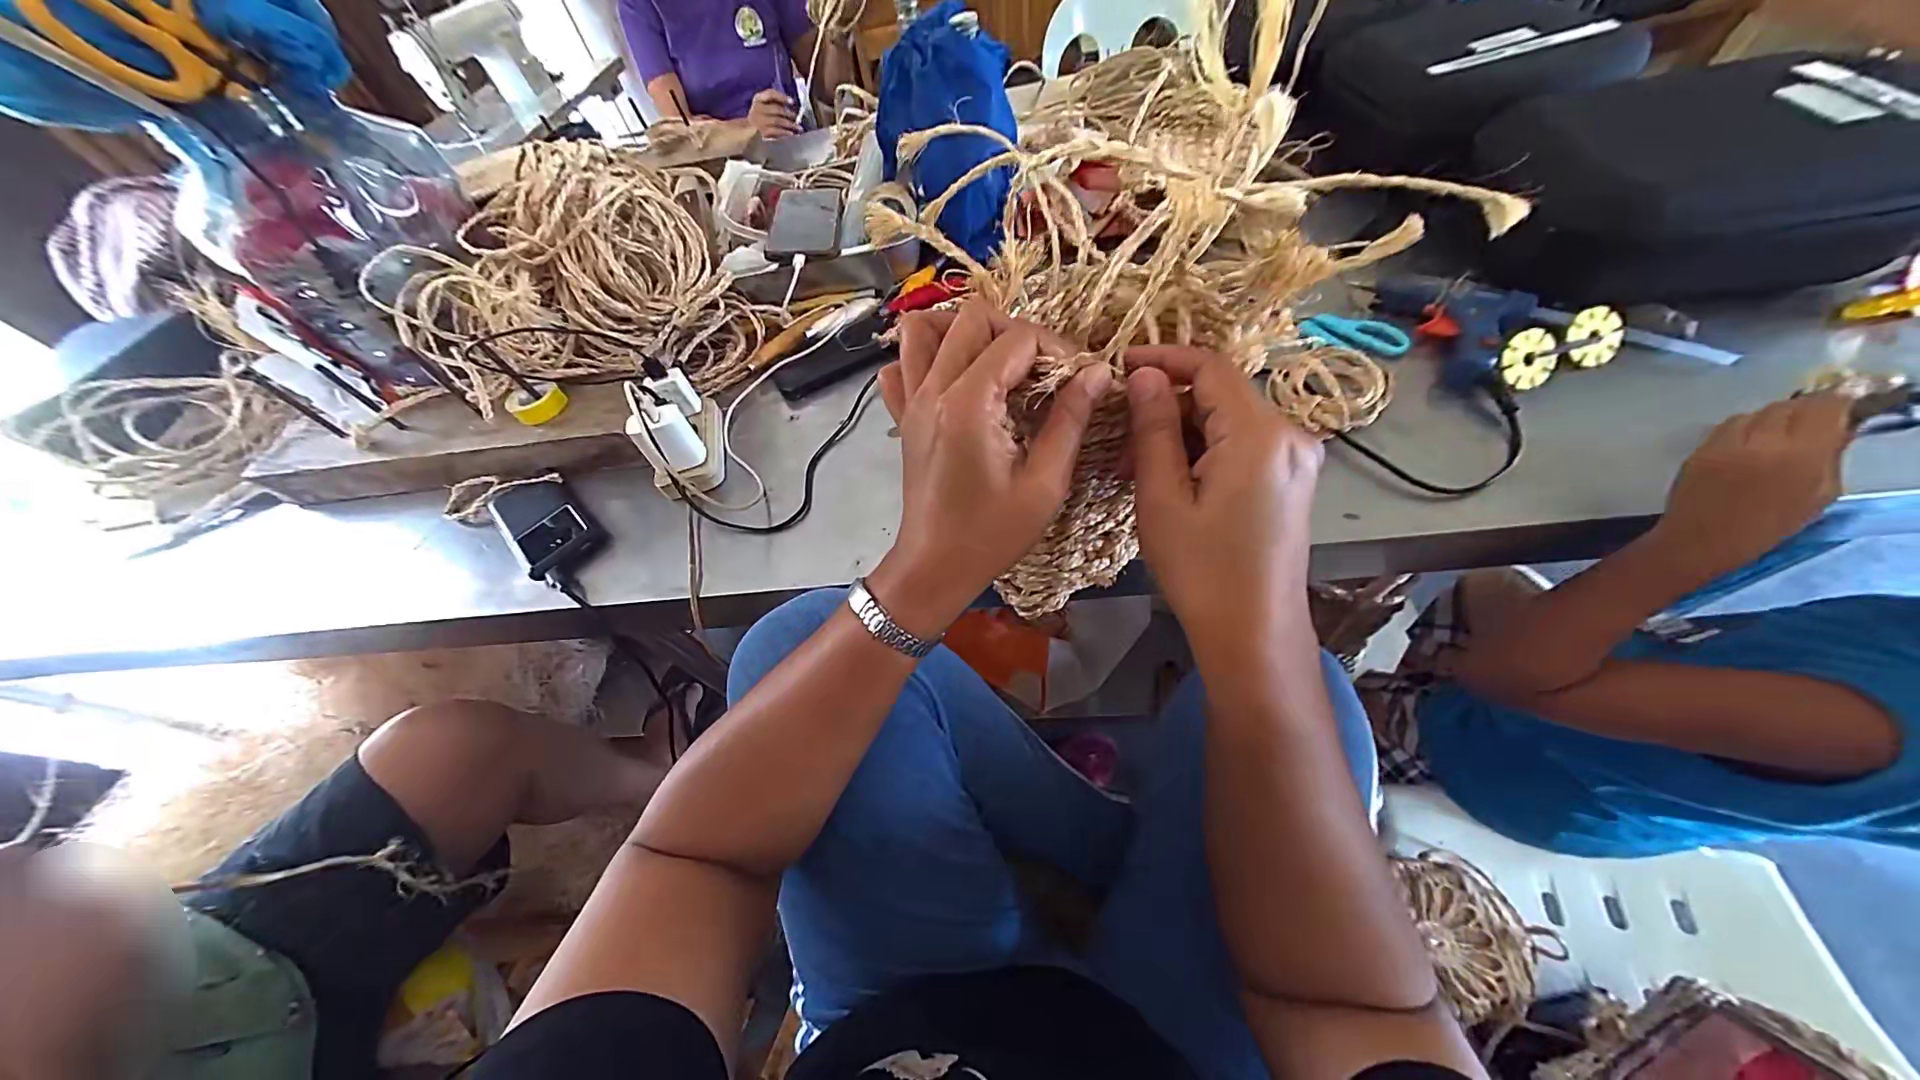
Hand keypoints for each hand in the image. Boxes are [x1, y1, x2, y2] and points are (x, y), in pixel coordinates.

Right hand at [741, 89, 800, 138]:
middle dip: (788, 113)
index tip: (792, 102)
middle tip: (797, 117)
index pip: (770, 94)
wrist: (746, 130)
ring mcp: (759, 120)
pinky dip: (785, 132)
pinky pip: (776, 131)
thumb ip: (774, 103)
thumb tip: (790, 106)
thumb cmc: (759, 117)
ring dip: (790, 124)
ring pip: (777, 120)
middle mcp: (758, 108)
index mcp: (758, 98)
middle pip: (776, 109)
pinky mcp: (762, 131)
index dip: (782, 97)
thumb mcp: (763, 106)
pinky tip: (792, 134)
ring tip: (799, 127)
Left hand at [867, 302, 1109, 637]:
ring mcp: (911, 402)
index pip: (1016, 337)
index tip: (1077, 376)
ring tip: (995, 360)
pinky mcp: (903, 418)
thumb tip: (1097, 373)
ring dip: (962, 330)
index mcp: (969, 403)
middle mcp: (933, 390)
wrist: (934, 566)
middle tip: (1041, 369)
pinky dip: (924, 359)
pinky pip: (900, 367)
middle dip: (1015, 330)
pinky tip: (953, 381)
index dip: (1056, 348)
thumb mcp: (1045, 483)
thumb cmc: (991, 534)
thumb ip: (1070, 420)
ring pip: (923, 329)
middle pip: (970, 317)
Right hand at [1127, 347, 1323, 652]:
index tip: (1120, 365)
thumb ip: (1154, 428)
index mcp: (1259, 434)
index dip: (1163, 359)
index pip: (1211, 366)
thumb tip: (1143, 376)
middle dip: (1167, 407)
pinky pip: (1243, 445)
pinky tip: (1172, 480)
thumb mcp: (1162, 498)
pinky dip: (1205, 452)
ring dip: (1182, 432)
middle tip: (1120, 440)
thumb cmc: (1201, 570)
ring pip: (1229, 421)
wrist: (1254, 631)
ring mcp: (1298, 458)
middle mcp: (1290, 435)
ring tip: (1137, 468)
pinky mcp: (1294, 479)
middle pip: (1221, 394)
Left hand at [1648, 393, 1855, 578]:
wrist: (1701, 538)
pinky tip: (1746, 445)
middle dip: (1802, 411)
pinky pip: (1724, 428)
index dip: (1835, 405)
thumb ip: (1830, 457)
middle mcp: (1759, 442)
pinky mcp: (1696, 450)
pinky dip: (1741, 429)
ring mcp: (1721, 445)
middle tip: (1809, 424)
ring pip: (1752, 414)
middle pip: (1785, 406)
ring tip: (1775, 435)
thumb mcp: (1819, 494)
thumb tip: (1837, 430)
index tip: (1840, 412)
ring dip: (1768, 419)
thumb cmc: (1768, 524)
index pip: (1823, 408)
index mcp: (1798, 453)